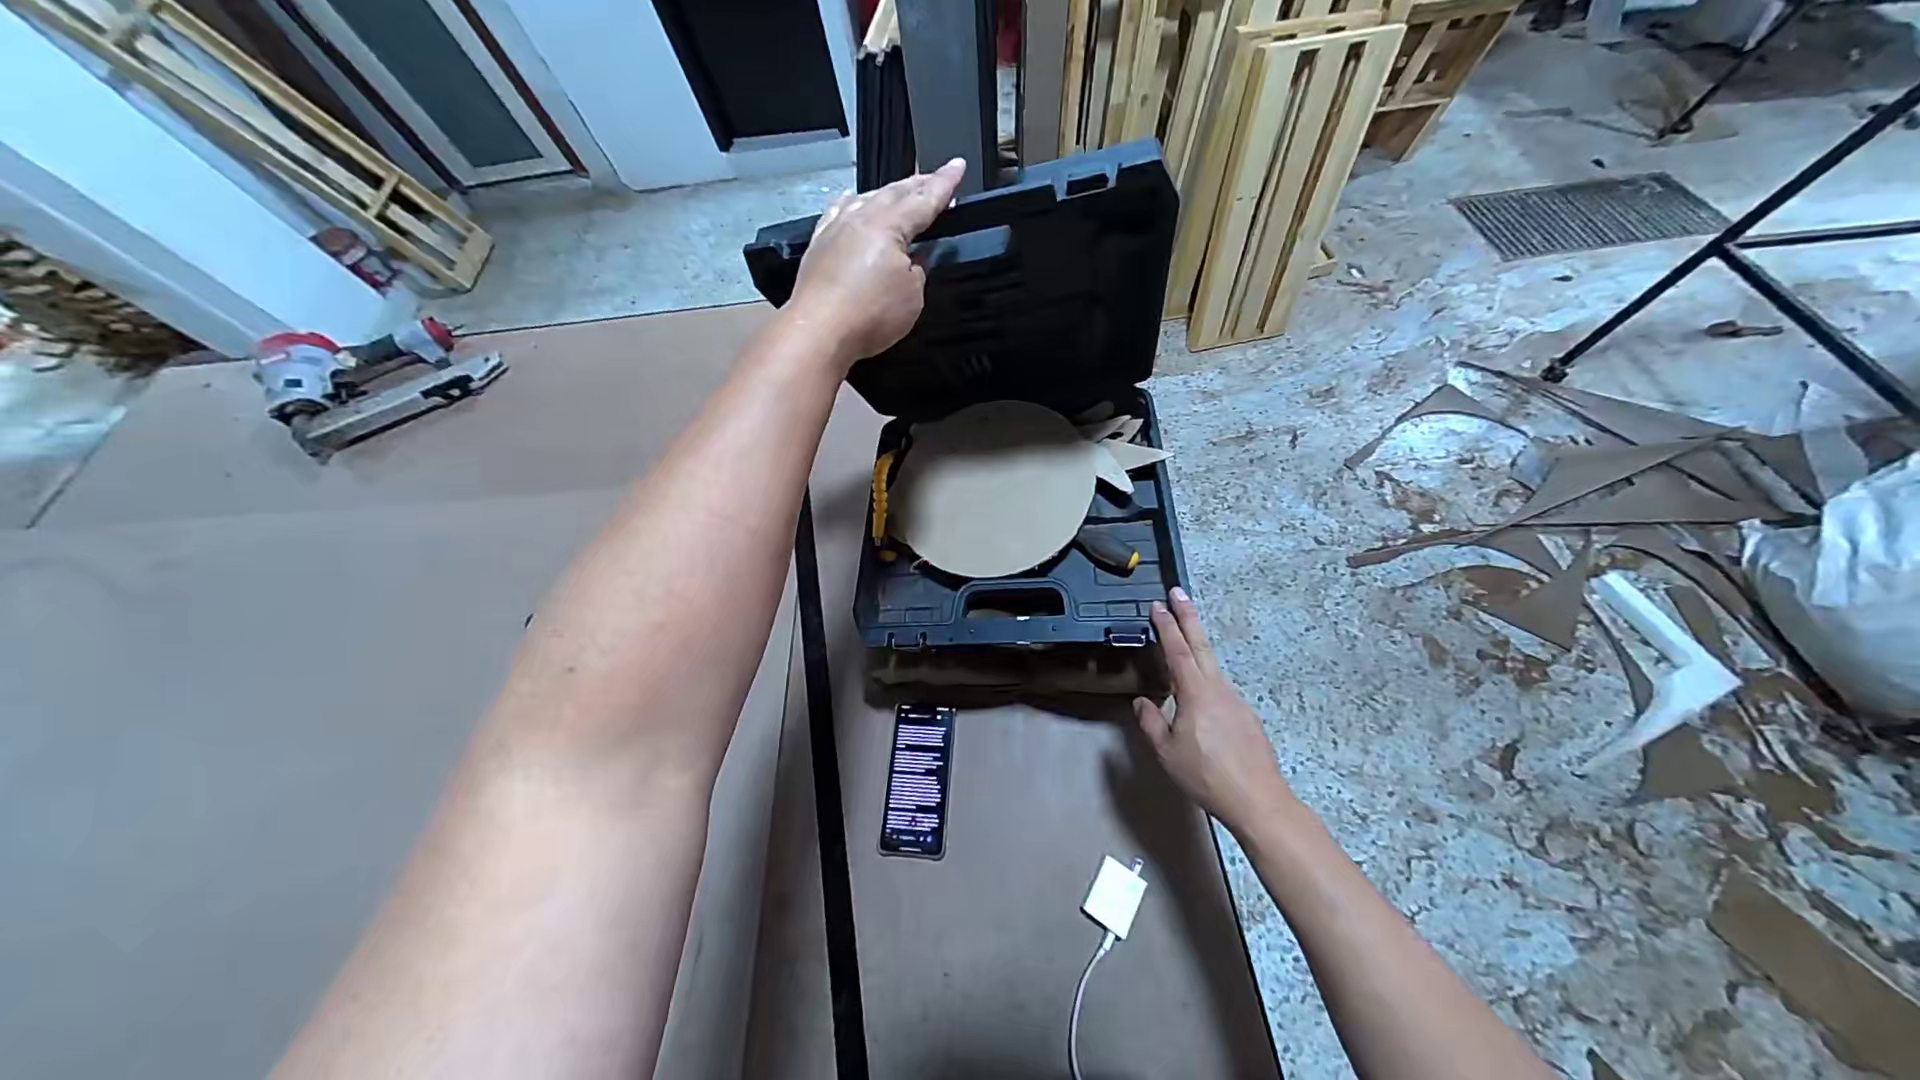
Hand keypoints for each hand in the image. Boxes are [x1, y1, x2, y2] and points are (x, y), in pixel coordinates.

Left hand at [787, 158, 967, 362]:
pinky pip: (837, 213)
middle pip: (894, 192)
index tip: (957, 166)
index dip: (944, 184)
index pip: (924, 199)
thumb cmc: (867, 316)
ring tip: (899, 190)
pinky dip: (850, 204)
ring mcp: (835, 230)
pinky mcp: (818, 247)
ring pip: (866, 198)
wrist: (818, 332)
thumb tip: (914, 262)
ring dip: (886, 193)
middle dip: (918, 184)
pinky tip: (850, 201)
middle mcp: (860, 218)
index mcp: (889, 225)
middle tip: (934, 177)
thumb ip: (918, 272)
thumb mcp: (912, 297)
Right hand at [1135, 587, 1295, 835]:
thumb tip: (1142, 703)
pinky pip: (1219, 688)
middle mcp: (1219, 690)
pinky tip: (1198, 692)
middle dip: (1188, 617)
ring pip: (1211, 666)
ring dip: (1196, 645)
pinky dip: (1205, 676)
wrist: (1258, 800)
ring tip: (1183, 635)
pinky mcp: (1245, 717)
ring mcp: (1235, 702)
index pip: (1178, 651)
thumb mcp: (1166, 752)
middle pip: (1201, 645)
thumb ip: (1151, 722)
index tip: (1158, 605)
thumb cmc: (1207, 776)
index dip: (1166, 626)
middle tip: (1179, 593)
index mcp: (1196, 694)